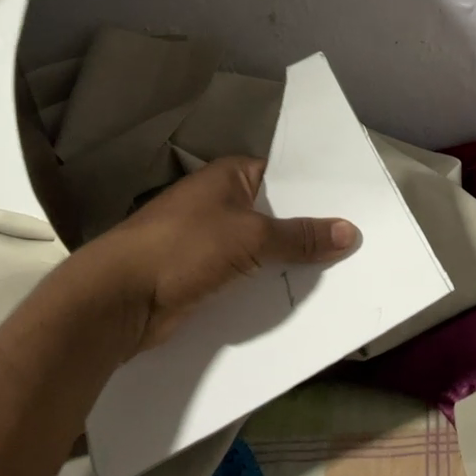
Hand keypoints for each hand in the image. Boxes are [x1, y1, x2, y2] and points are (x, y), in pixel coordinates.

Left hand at [67, 155, 358, 355]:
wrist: (118, 300)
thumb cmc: (184, 247)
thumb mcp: (251, 237)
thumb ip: (300, 237)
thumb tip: (350, 232)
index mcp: (230, 176)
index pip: (284, 175)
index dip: (317, 189)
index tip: (356, 202)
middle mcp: (221, 202)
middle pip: (276, 213)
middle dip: (309, 229)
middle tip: (357, 240)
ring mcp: (209, 240)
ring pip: (262, 247)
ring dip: (289, 260)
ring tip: (340, 268)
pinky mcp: (202, 276)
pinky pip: (247, 275)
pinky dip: (268, 283)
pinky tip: (300, 294)